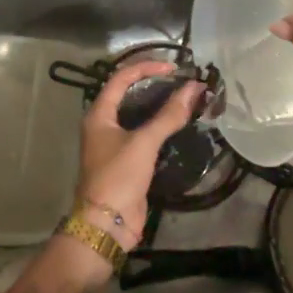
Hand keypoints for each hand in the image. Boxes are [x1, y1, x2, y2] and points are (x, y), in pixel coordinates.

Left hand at [76, 61, 201, 251]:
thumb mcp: (144, 143)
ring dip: (160, 105)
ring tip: (185, 98)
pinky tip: (179, 123)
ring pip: (139, 115)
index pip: (121, 78)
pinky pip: (145, 134)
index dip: (146, 68)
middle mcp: (104, 124)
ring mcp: (115, 143)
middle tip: (182, 81)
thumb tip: (194, 88)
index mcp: (99, 114)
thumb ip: (168, 115)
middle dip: (155, 84)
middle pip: (129, 94)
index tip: (173, 68)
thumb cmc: (118, 176)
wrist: (106, 224)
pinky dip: (161, 126)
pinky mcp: (128, 160)